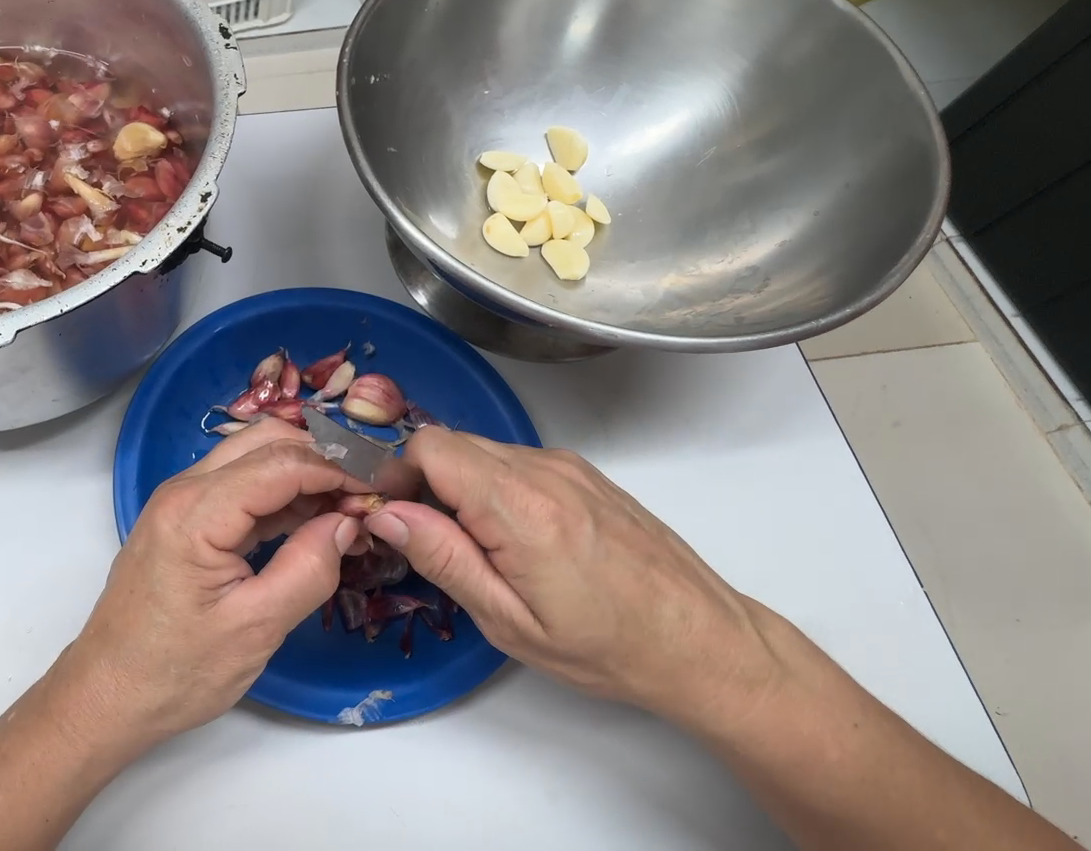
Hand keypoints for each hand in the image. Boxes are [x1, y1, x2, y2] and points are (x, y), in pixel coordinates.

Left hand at [55, 420, 362, 747]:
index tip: (377, 490)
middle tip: (364, 493)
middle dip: (319, 459)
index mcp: (196, 511)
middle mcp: (183, 490)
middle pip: (264, 442)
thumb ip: (308, 569)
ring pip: (251, 458)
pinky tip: (311, 521)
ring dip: (300, 474)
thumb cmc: (176, 670)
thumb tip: (348, 521)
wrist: (108, 694)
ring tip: (346, 509)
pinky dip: (278, 495)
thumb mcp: (255, 629)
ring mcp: (179, 501)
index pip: (280, 463)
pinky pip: (238, 487)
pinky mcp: (183, 520)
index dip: (335, 469)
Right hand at [363, 427, 778, 727]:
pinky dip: (492, 485)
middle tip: (430, 538)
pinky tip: (513, 535)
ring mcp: (565, 465)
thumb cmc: (606, 647)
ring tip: (477, 545)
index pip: (428, 447)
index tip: (394, 516)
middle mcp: (542, 469)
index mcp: (519, 506)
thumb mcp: (508, 621)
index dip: (397, 475)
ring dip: (458, 484)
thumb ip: (442, 558)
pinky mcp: (581, 471)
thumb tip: (386, 515)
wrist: (704, 643)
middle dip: (423, 481)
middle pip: (450, 443)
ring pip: (480, 450)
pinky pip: (512, 460)